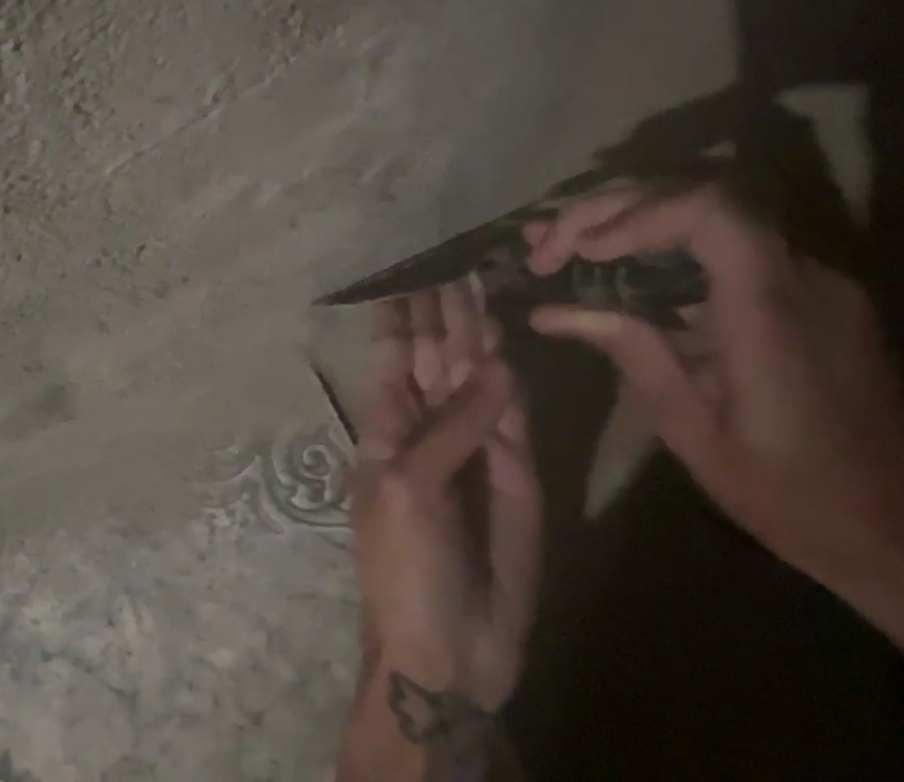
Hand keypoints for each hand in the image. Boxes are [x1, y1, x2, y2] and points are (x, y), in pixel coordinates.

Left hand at [351, 278, 540, 709]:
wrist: (451, 648)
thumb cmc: (404, 564)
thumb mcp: (409, 488)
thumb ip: (452, 424)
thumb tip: (496, 363)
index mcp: (385, 428)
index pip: (392, 357)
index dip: (398, 316)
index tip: (404, 270)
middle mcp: (429, 427)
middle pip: (436, 355)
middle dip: (442, 311)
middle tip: (453, 255)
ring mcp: (475, 444)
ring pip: (477, 374)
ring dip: (477, 331)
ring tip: (481, 277)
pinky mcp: (518, 468)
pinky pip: (514, 411)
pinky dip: (512, 376)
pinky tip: (509, 335)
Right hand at [524, 181, 903, 703]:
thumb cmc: (796, 501)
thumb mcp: (698, 437)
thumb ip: (634, 357)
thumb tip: (552, 312)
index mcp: (773, 314)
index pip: (709, 212)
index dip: (633, 213)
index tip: (576, 249)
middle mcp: (802, 281)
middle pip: (702, 202)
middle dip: (614, 211)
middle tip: (545, 241)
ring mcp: (812, 287)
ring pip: (712, 221)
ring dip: (632, 226)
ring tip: (560, 246)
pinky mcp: (809, 302)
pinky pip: (729, 255)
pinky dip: (663, 254)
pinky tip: (615, 274)